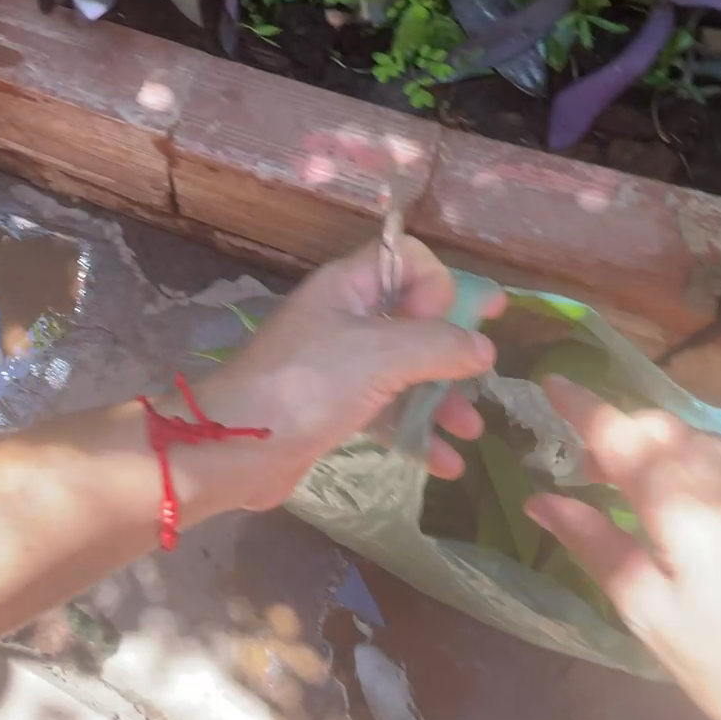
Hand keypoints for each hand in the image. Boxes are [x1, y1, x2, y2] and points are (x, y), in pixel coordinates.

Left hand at [187, 236, 500, 513]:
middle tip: (483, 374)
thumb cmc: (308, 384)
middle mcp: (342, 318)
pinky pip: (385, 409)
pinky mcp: (332, 406)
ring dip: (440, 395)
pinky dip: (415, 430)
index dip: (437, 281)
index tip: (450, 319)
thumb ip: (438, 344)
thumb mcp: (380, 354)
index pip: (403, 257)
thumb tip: (482, 347)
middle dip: (450, 344)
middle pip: (410, 315)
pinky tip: (445, 462)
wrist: (238, 445)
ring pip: (402, 368)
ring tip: (470, 428)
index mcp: (347, 287)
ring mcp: (336, 364)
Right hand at [526, 376, 720, 719]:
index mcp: (690, 510)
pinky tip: (695, 504)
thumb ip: (595, 546)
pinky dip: (700, 462)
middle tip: (588, 468)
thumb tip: (540, 500)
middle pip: (667, 429)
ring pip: (707, 440)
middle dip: (620, 428)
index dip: (582, 405)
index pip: (622, 435)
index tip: (551, 382)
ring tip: (636, 483)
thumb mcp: (654, 617)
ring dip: (661, 443)